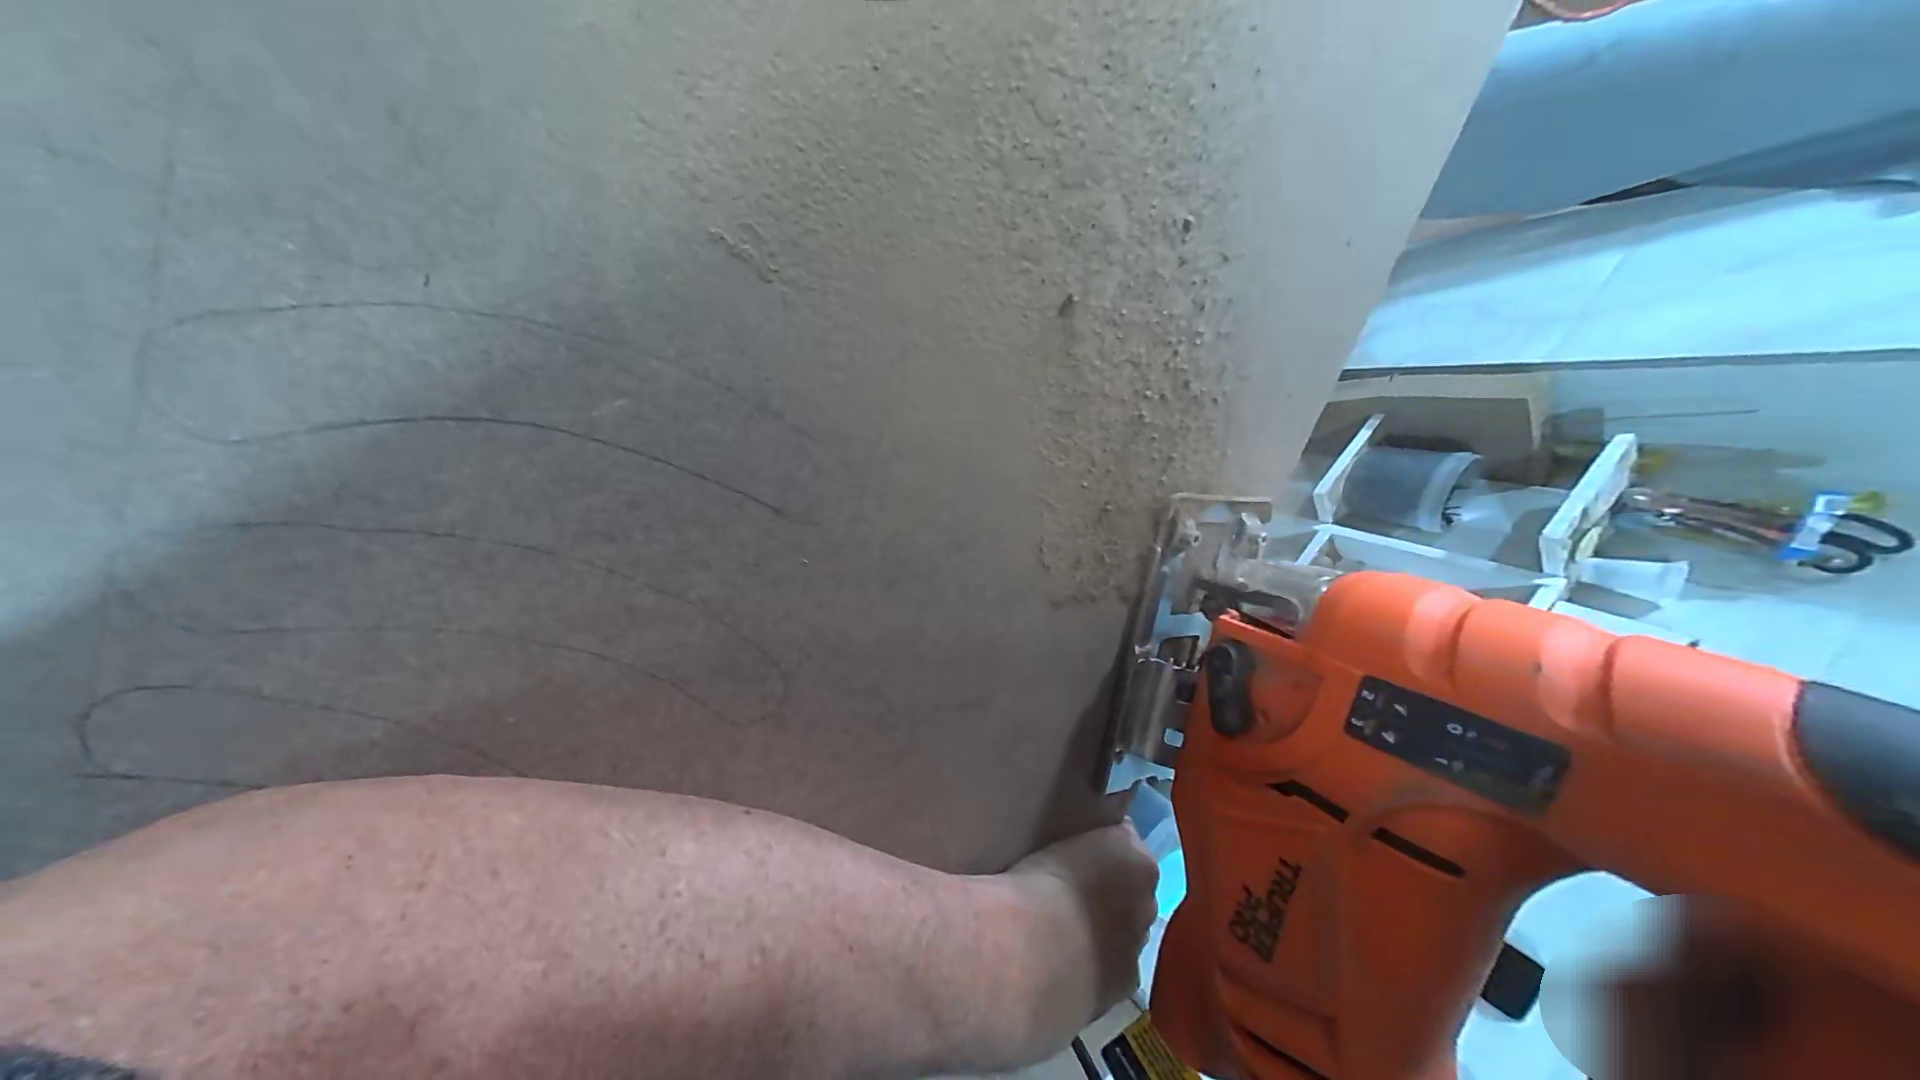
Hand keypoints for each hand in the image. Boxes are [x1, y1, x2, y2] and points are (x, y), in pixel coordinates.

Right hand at [992, 823, 1160, 1061]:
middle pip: (1134, 888)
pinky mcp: (1124, 984)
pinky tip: (1072, 960)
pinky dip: (1100, 961)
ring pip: (1127, 929)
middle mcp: (1148, 899)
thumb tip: (1086, 842)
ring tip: (1069, 928)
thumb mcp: (1061, 834)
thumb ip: (1085, 836)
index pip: (1127, 839)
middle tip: (1075, 889)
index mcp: (1137, 857)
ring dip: (1109, 927)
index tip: (1082, 848)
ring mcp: (1138, 944)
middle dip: (1113, 888)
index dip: (1105, 844)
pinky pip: (1115, 965)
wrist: (1039, 947)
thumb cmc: (1045, 879)